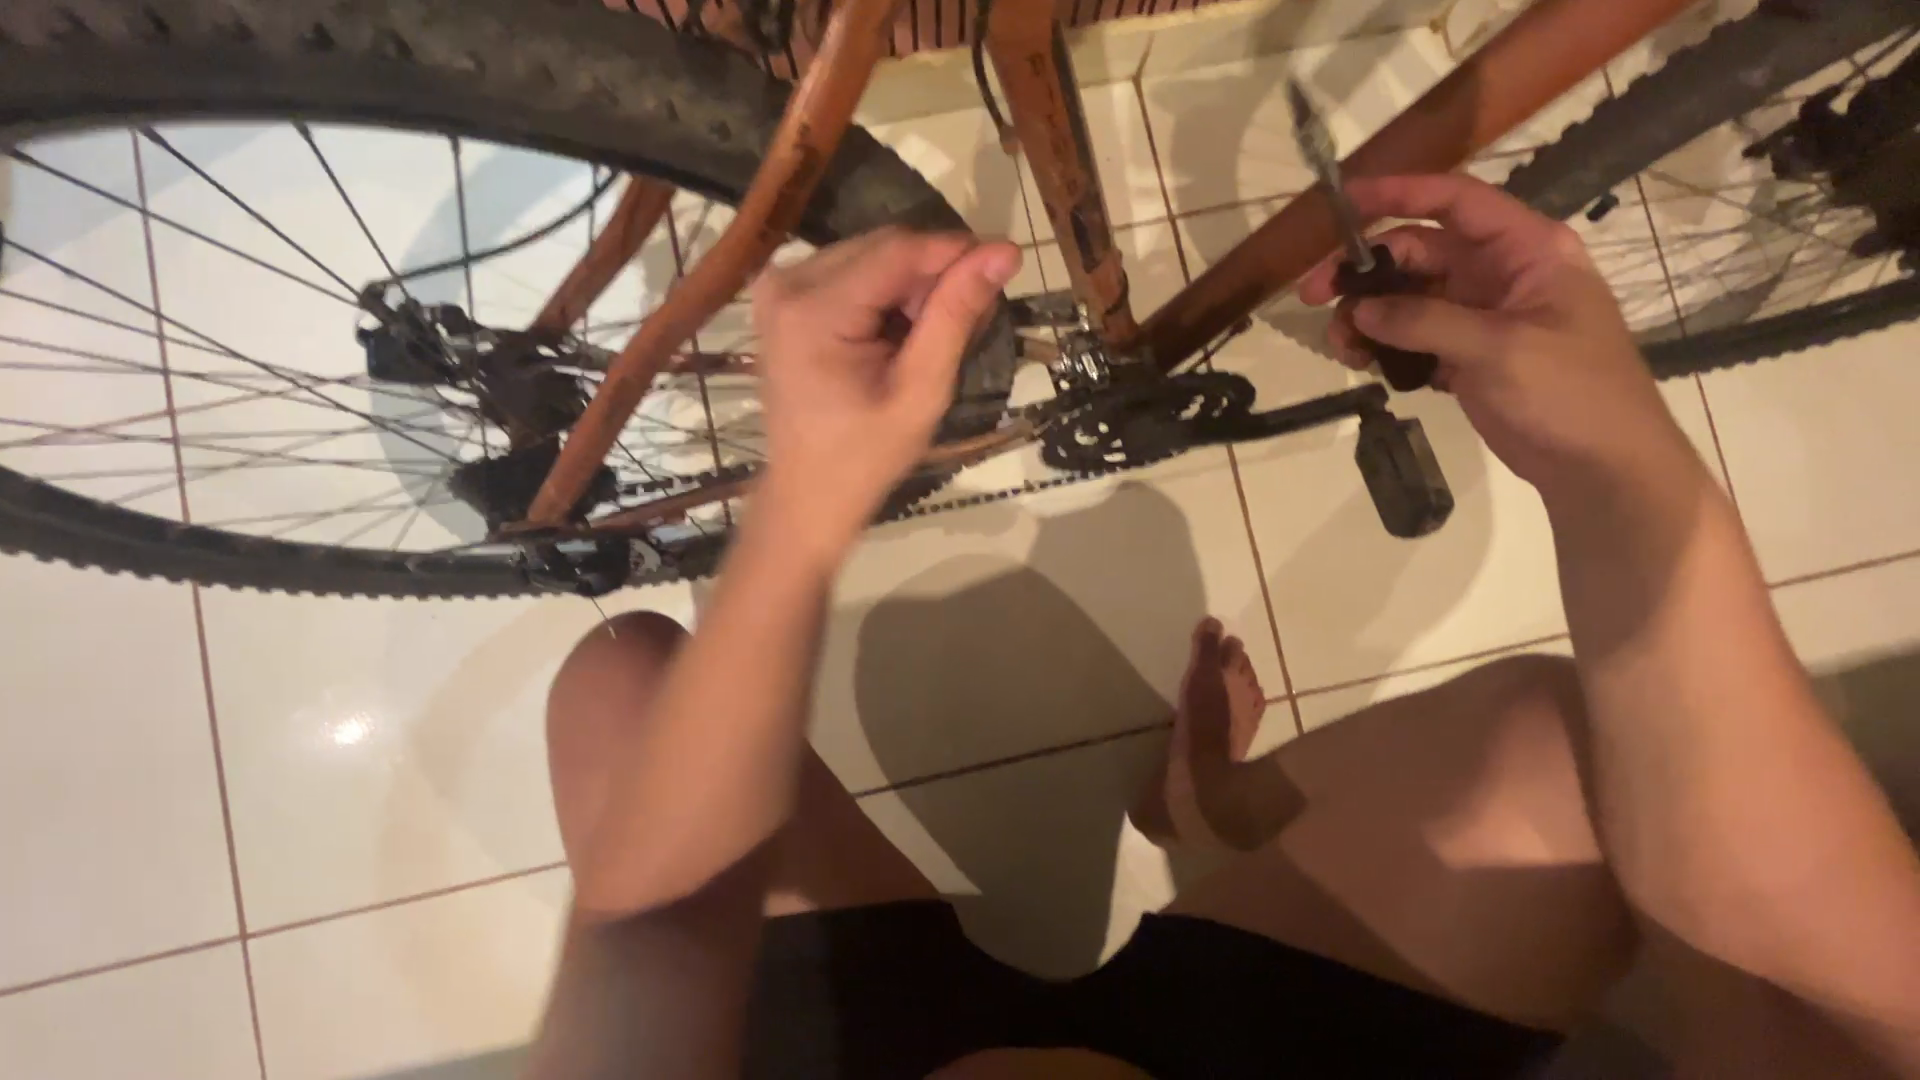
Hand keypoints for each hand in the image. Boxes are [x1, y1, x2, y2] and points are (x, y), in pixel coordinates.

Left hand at [750, 227, 1021, 560]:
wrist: (809, 493)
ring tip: (930, 338)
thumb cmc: (867, 456)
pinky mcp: (783, 298)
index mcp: (814, 310)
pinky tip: (899, 336)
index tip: (1006, 262)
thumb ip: (956, 315)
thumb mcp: (921, 391)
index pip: (899, 249)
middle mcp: (787, 283)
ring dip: (911, 286)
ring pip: (870, 256)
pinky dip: (885, 295)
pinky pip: (850, 273)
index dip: (956, 250)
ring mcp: (779, 288)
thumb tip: (1003, 252)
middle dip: (932, 275)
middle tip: (968, 320)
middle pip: (883, 247)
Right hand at [1298, 175, 1696, 495]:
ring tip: (1340, 347)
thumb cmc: (1570, 393)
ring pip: (1404, 298)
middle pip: (1416, 253)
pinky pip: (1408, 336)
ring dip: (1364, 315)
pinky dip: (1380, 345)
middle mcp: (1497, 273)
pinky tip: (1361, 363)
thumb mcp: (1499, 349)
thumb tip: (1359, 310)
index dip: (1399, 194)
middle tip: (1311, 297)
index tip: (1343, 203)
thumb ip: (1426, 323)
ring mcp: (1477, 315)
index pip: (1456, 202)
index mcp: (1525, 250)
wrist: (1598, 463)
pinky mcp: (1462, 353)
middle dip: (1362, 271)